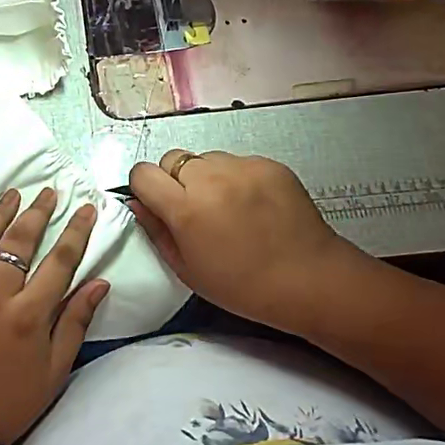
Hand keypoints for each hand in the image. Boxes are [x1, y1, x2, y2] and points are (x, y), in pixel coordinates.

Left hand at [0, 188, 107, 443]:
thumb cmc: (16, 398)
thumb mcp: (58, 366)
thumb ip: (76, 320)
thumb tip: (99, 283)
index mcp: (29, 314)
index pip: (60, 261)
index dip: (76, 231)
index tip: (86, 207)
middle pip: (18, 242)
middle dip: (37, 213)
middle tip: (48, 192)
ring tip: (10, 195)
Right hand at [127, 150, 372, 333]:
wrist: (307, 279)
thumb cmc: (241, 286)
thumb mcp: (187, 269)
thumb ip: (156, 231)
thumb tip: (137, 202)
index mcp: (186, 209)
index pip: (143, 172)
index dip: (144, 187)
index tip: (156, 203)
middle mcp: (211, 179)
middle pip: (173, 159)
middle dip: (175, 180)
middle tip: (194, 208)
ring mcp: (243, 167)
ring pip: (206, 158)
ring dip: (206, 176)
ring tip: (227, 207)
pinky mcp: (269, 163)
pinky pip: (237, 162)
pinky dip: (236, 178)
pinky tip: (252, 205)